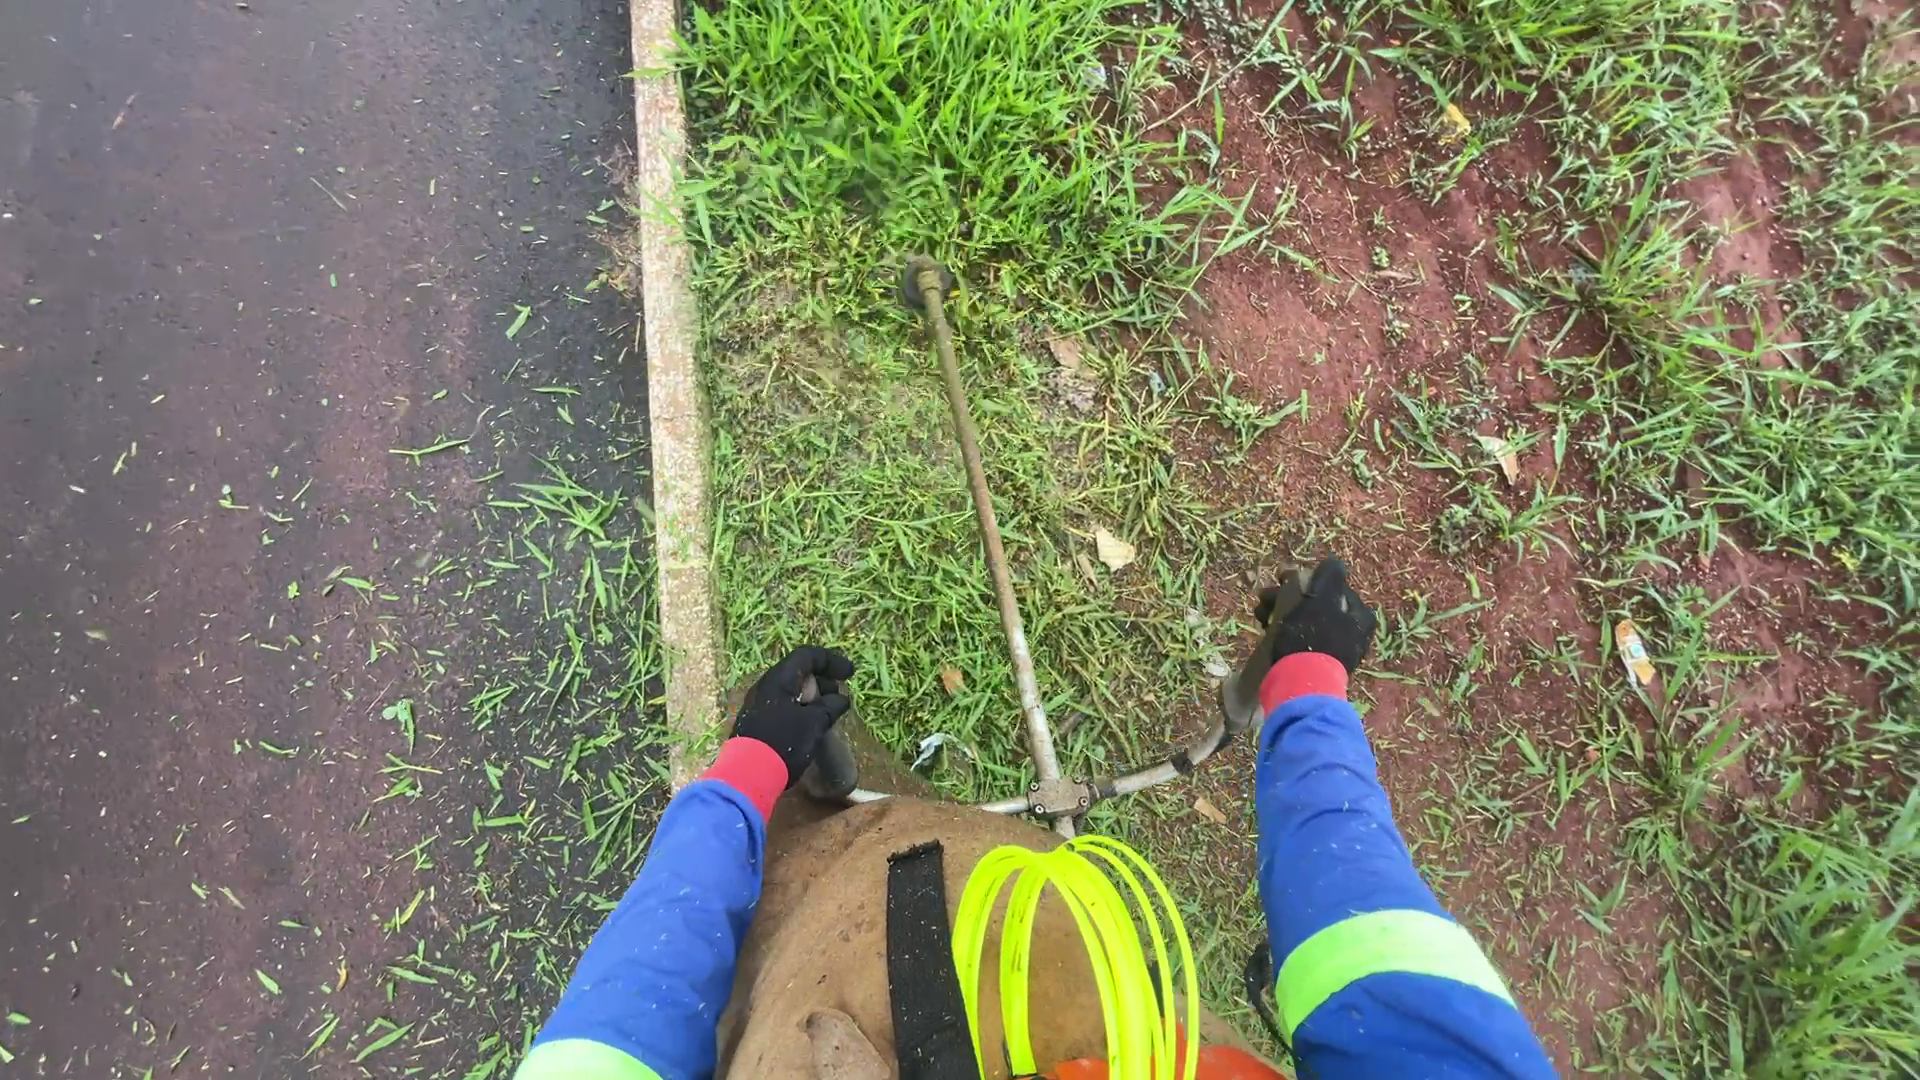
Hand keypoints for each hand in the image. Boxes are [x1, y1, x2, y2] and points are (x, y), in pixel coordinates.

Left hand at [733, 646, 854, 787]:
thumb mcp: (815, 723)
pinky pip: (784, 705)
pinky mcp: (757, 722)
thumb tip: (840, 699)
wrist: (747, 776)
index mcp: (779, 679)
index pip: (807, 656)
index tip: (849, 674)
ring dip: (813, 697)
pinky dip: (801, 708)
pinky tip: (810, 725)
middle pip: (798, 672)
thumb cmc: (784, 743)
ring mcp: (758, 704)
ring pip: (791, 690)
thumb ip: (830, 706)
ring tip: (827, 714)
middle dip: (823, 681)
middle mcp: (766, 686)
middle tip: (838, 697)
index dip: (831, 661)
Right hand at [1258, 557, 1375, 673]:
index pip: (1331, 585)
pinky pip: (1300, 636)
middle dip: (1286, 596)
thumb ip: (1330, 576)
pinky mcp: (1317, 661)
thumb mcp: (1322, 598)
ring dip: (1280, 612)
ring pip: (1305, 619)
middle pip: (1316, 602)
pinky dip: (1284, 629)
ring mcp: (1336, 648)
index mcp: (1359, 614)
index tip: (1279, 579)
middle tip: (1262, 599)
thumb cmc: (1312, 636)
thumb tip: (1333, 563)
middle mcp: (1352, 631)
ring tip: (1259, 617)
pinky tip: (1267, 631)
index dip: (1304, 579)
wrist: (1301, 681)